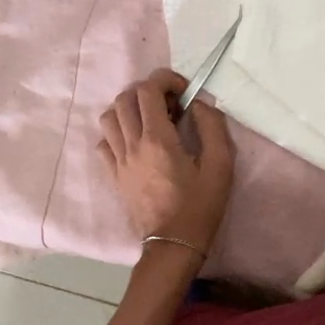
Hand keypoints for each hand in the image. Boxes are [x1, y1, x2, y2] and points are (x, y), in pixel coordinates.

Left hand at [98, 69, 235, 254]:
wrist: (173, 244)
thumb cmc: (200, 205)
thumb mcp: (221, 164)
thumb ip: (212, 126)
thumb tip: (200, 103)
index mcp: (158, 139)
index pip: (148, 90)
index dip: (165, 80)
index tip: (184, 91)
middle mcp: (132, 145)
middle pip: (125, 98)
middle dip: (148, 91)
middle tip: (171, 105)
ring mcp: (119, 161)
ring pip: (109, 117)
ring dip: (130, 110)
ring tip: (152, 120)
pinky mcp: (114, 175)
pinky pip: (104, 142)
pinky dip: (117, 133)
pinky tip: (137, 141)